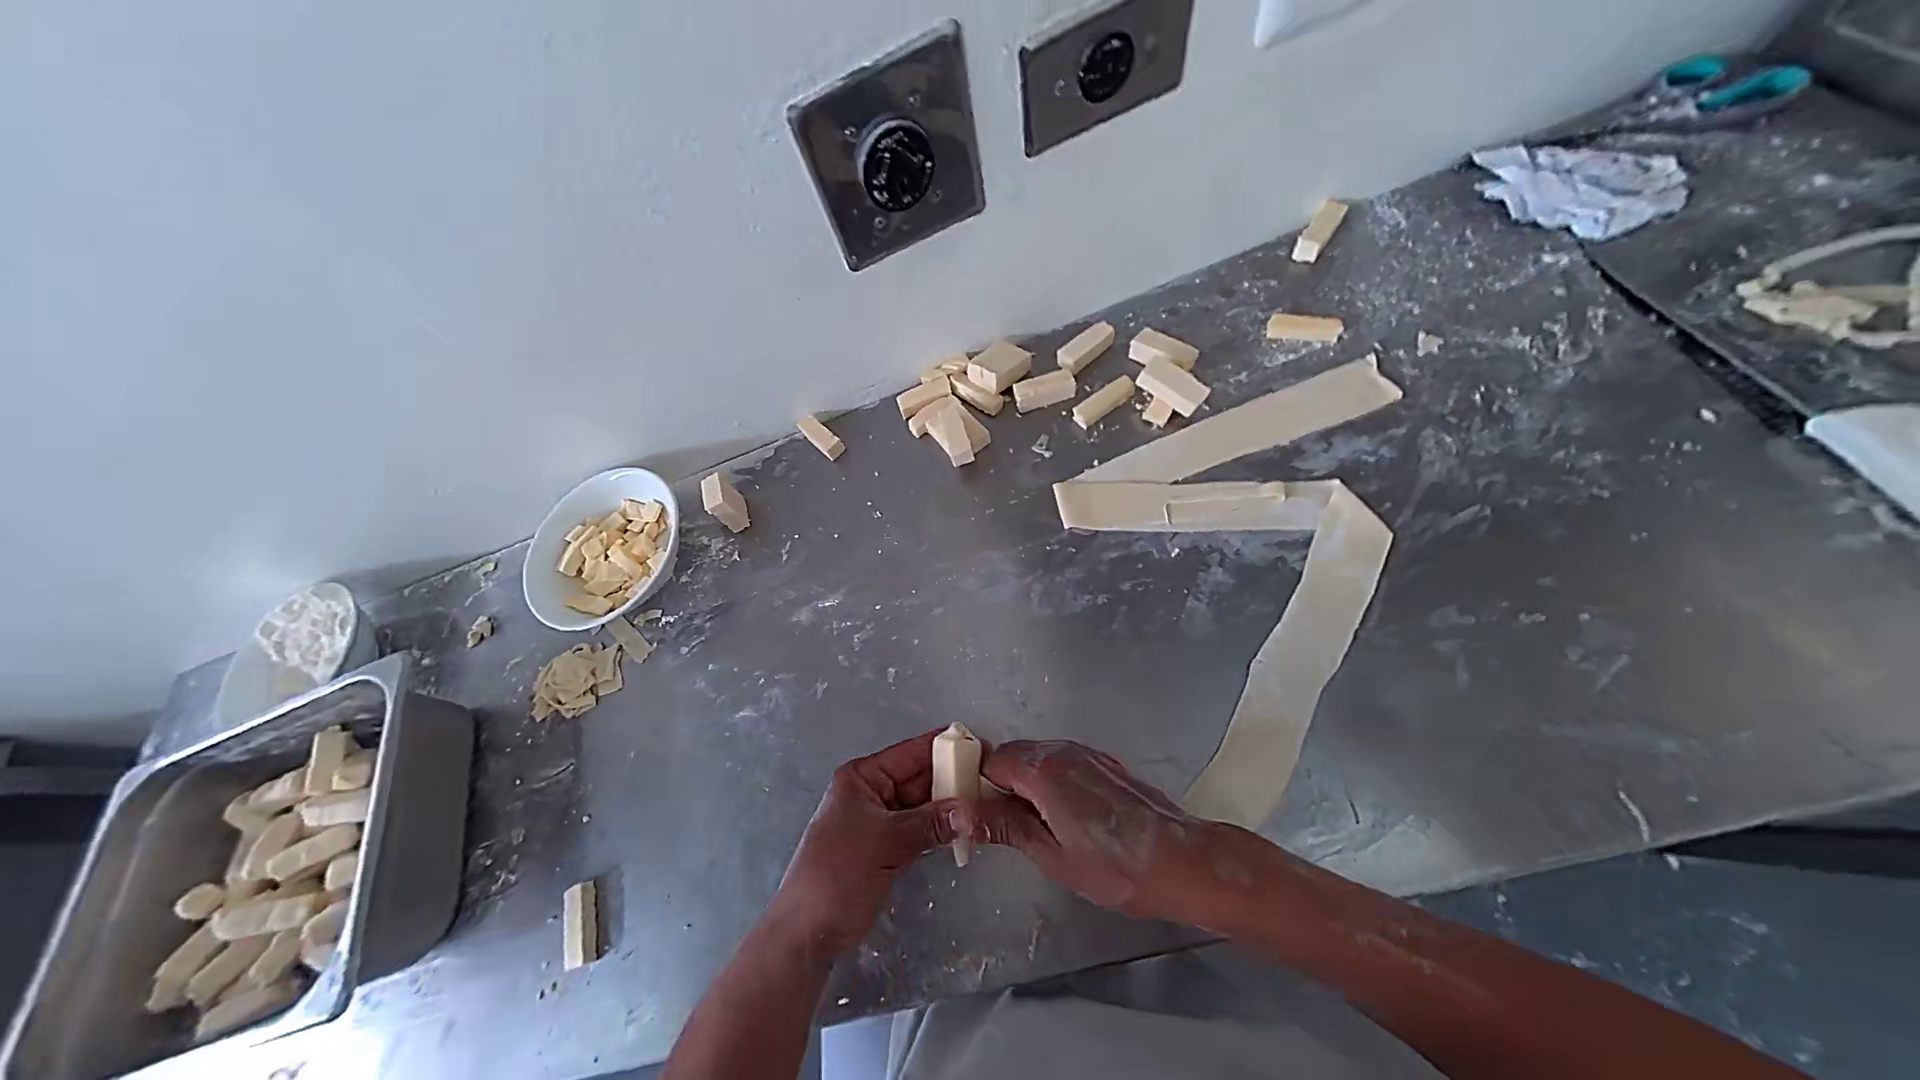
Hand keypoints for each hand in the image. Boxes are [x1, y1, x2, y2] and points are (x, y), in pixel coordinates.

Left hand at [769, 729, 967, 956]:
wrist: (808, 932)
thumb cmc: (838, 873)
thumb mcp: (887, 841)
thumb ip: (932, 822)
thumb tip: (973, 810)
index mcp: (863, 777)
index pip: (911, 752)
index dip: (945, 747)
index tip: (981, 747)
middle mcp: (872, 792)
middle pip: (920, 777)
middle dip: (953, 780)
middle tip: (993, 782)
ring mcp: (880, 820)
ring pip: (923, 804)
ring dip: (951, 806)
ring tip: (988, 803)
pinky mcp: (887, 847)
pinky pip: (921, 828)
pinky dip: (941, 828)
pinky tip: (967, 829)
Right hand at [970, 740, 1236, 922]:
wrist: (1184, 862)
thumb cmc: (1117, 869)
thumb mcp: (1053, 856)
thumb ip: (1007, 827)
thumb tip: (967, 814)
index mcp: (1045, 771)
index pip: (991, 760)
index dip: (977, 783)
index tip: (976, 810)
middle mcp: (1064, 751)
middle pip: (1013, 754)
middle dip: (1000, 783)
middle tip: (1001, 823)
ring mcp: (1087, 753)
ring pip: (1038, 756)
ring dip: (1025, 781)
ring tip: (1034, 823)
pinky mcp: (1104, 762)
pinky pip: (1062, 760)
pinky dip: (1050, 779)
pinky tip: (1063, 814)